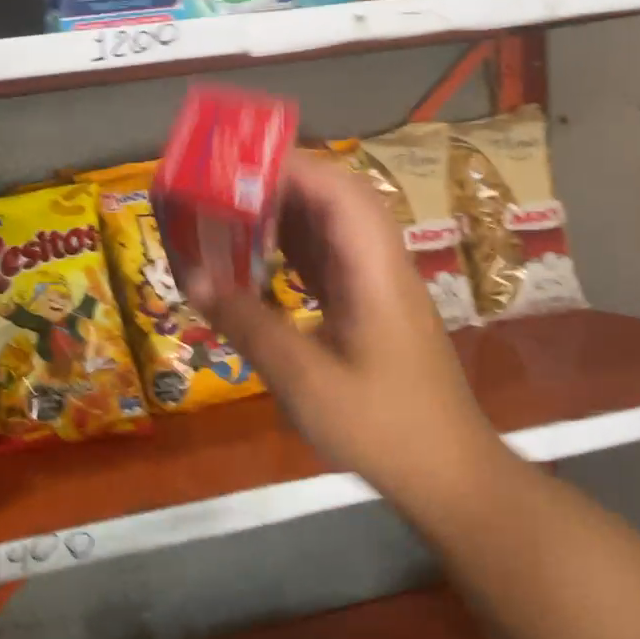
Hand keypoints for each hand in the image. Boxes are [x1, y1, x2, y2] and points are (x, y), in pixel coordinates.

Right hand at [184, 151, 508, 496]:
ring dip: (280, 211)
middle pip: (336, 199)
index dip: (290, 168)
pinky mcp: (365, 308)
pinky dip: (287, 246)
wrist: (447, 474)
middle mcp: (378, 267)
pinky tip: (251, 254)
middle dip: (278, 181)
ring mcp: (374, 287)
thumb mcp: (303, 378)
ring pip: (329, 227)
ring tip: (225, 208)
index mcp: (374, 272)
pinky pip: (324, 259)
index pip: (340, 194)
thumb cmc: (380, 424)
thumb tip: (192, 278)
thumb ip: (247, 323)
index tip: (232, 165)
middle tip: (219, 183)